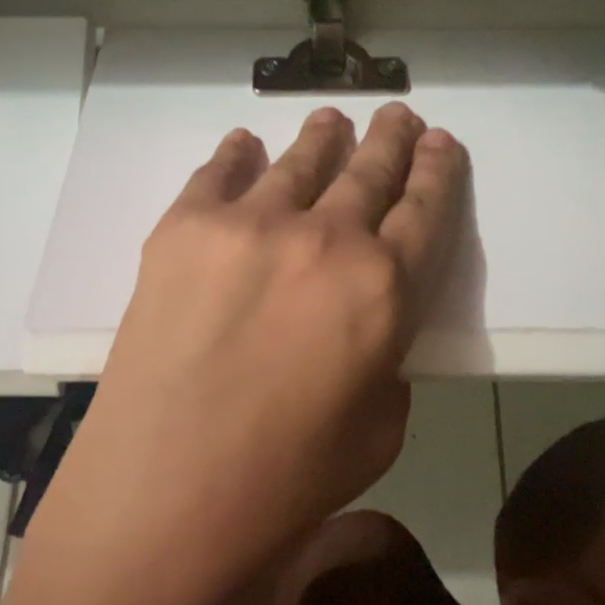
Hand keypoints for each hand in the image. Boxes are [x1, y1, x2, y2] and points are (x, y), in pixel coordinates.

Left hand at [0, 104, 470, 604]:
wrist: (161, 488)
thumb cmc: (284, 481)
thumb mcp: (379, 430)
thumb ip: (385, 359)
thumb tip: (362, 323)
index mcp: (384, 290)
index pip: (425, 212)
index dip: (439, 173)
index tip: (442, 143)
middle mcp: (325, 238)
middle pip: (369, 172)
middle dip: (390, 140)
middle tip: (399, 115)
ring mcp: (250, 224)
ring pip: (300, 162)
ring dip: (323, 137)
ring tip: (331, 119)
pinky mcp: (185, 226)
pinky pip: (219, 173)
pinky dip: (238, 154)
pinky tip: (245, 143)